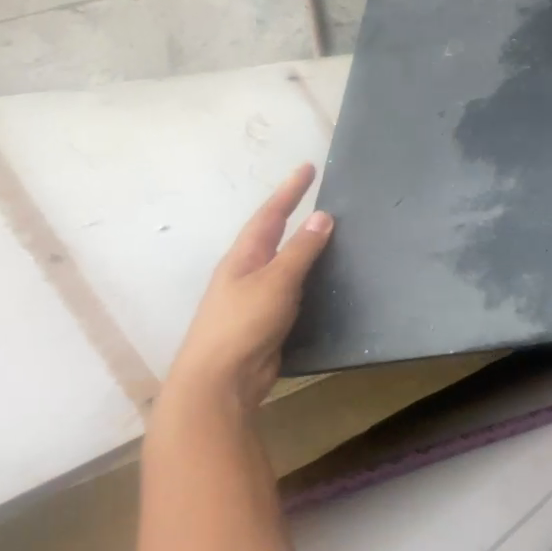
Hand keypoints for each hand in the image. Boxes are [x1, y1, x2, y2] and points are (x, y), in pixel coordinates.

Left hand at [165, 164, 331, 411]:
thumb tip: (322, 216)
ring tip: (331, 231)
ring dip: (304, 245)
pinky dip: (311, 274)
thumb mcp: (276, 282)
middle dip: (292, 214)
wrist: (220, 382)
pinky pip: (294, 286)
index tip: (308, 168)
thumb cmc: (242, 325)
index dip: (289, 192)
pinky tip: (327, 278)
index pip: (270, 216)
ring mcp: (255, 297)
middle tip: (318, 194)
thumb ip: (300, 250)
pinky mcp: (268, 319)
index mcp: (243, 260)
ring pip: (284, 262)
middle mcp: (246, 273)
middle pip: (273, 236)